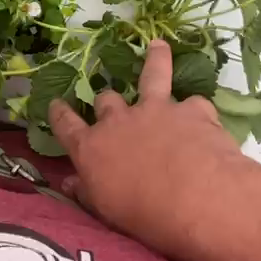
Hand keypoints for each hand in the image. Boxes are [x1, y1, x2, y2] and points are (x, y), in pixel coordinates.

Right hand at [49, 40, 260, 260]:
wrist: (196, 200)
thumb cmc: (144, 215)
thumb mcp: (105, 211)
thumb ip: (86, 193)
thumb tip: (67, 183)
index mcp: (92, 147)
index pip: (66, 124)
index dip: (60, 113)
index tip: (56, 104)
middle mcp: (119, 121)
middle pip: (107, 100)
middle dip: (107, 102)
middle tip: (111, 107)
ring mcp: (155, 110)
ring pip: (152, 76)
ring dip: (154, 60)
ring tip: (158, 46)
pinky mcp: (191, 110)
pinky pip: (194, 103)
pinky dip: (197, 111)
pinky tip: (204, 117)